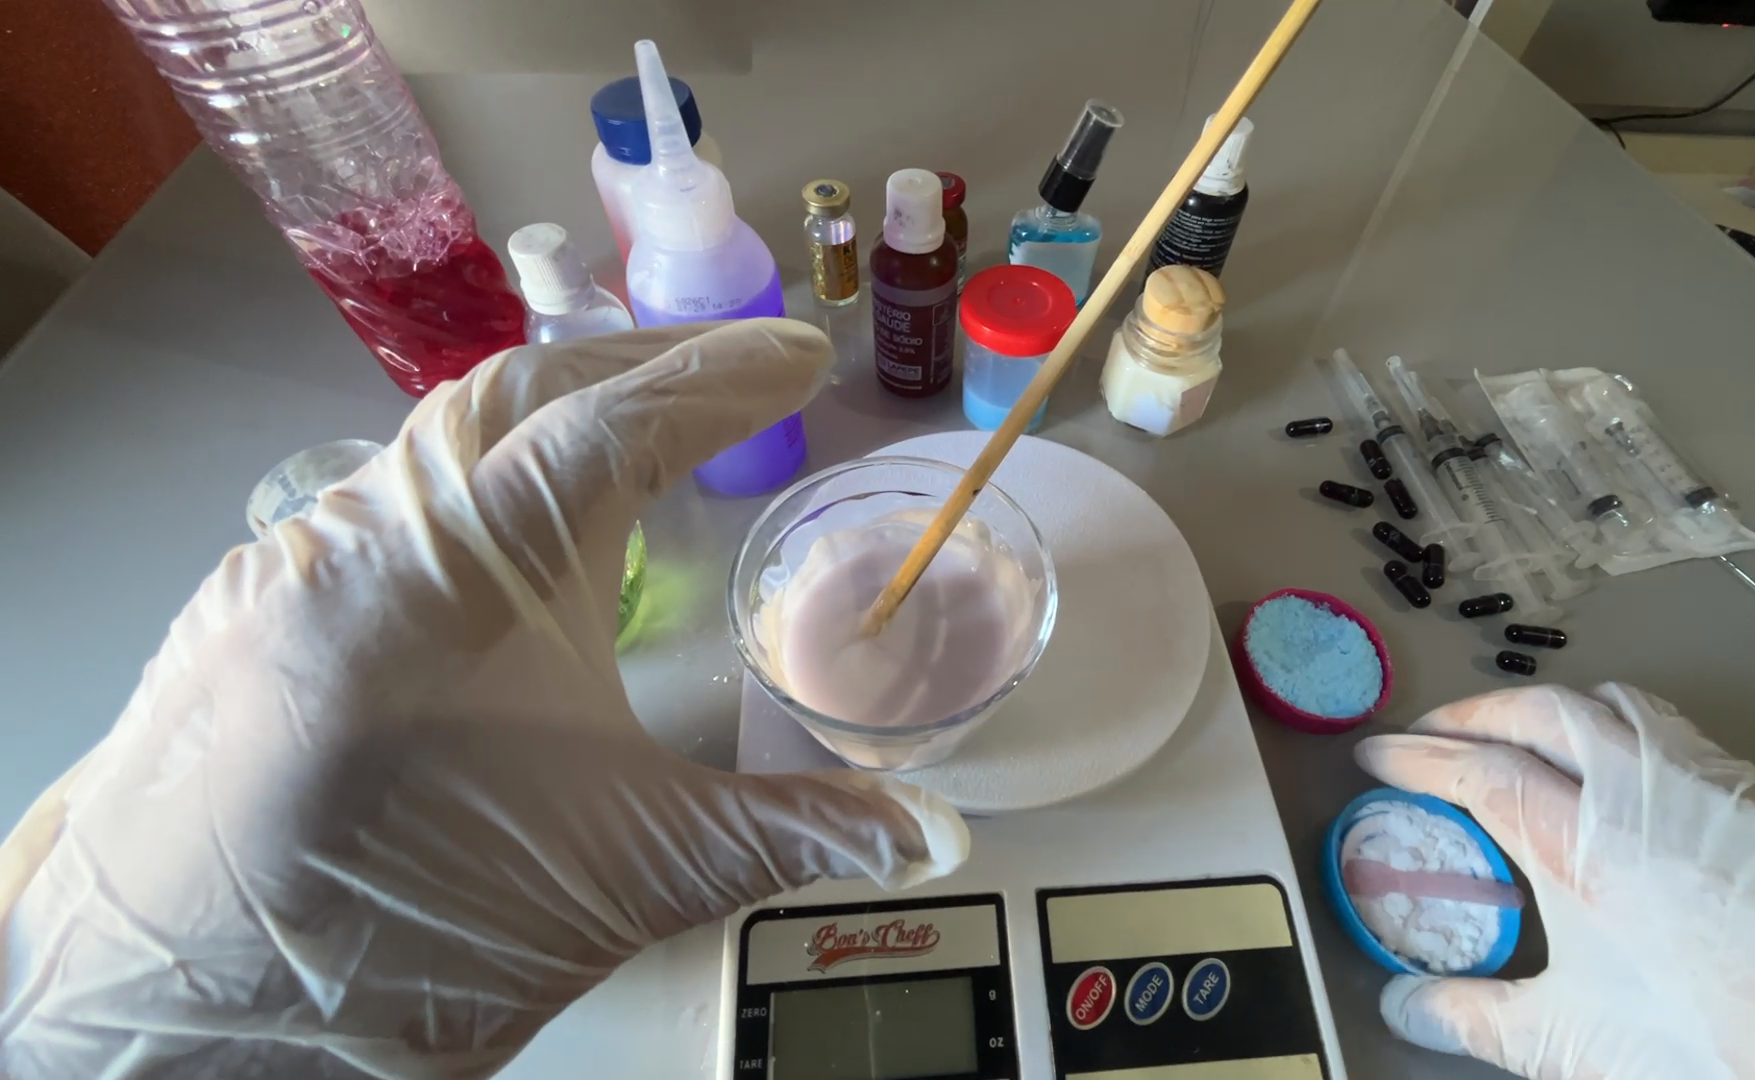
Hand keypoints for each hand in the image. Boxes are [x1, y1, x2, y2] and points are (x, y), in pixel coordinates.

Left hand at [0, 321, 967, 1077]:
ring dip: (575, 398)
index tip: (802, 358)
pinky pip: (401, 479)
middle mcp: (364, 541)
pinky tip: (539, 496)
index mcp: (459, 584)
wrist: (169, 1055)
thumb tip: (935, 840)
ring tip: (665, 408)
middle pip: (526, 386)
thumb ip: (800, 833)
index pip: (612, 426)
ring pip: (452, 424)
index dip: (724, 381)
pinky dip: (502, 454)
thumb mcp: (637, 876)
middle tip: (751, 362)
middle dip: (657, 358)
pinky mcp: (270, 599)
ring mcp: (300, 561)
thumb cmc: (412, 947)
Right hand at [1355, 683, 1754, 1079]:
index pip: (1469, 767)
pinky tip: (1629, 784)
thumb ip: (1476, 1020)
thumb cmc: (1731, 1043)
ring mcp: (1713, 783)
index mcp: (1578, 838)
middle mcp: (1638, 788)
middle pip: (1533, 712)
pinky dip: (1621, 735)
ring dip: (1547, 711)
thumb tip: (1400, 1010)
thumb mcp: (1583, 1045)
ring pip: (1610, 705)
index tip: (1373, 754)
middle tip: (1433, 735)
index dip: (1411, 756)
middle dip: (1468, 714)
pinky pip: (1675, 733)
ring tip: (1522, 739)